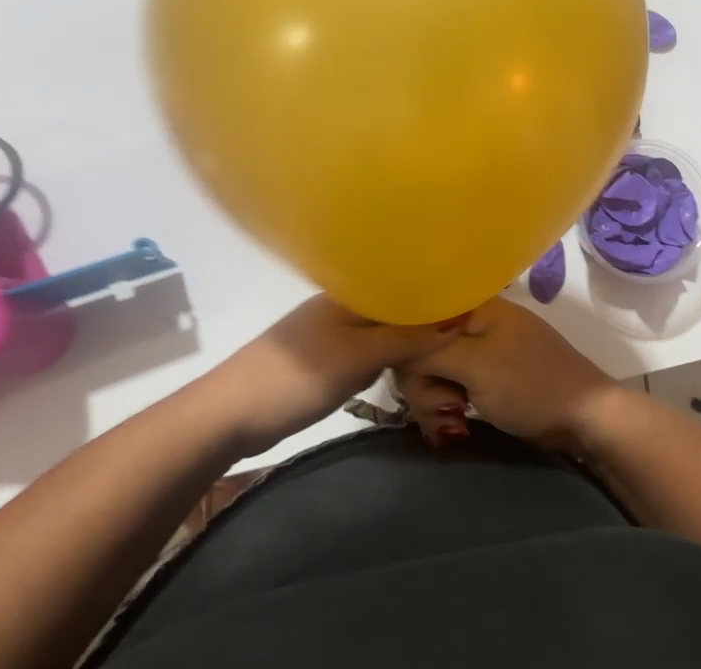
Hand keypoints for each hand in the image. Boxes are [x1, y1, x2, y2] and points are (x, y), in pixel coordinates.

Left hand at [196, 295, 458, 455]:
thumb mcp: (360, 358)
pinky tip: (411, 363)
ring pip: (385, 328)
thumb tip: (460, 320)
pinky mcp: (326, 359)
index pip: (405, 282)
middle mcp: (342, 307)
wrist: (224, 419)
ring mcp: (332, 333)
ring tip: (453, 342)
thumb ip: (409, 339)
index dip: (439, 289)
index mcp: (349, 295)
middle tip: (472, 325)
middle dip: (431, 313)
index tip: (476, 300)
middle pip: (398, 304)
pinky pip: (372, 348)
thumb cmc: (294, 379)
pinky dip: (393, 353)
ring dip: (413, 335)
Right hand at [403, 298, 618, 447]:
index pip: (417, 315)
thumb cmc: (530, 385)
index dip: (404, 347)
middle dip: (424, 385)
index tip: (409, 375)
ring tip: (453, 422)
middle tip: (446, 407)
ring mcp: (484, 353)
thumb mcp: (474, 366)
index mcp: (477, 307)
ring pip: (434, 373)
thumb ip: (427, 351)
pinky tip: (454, 427)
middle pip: (421, 349)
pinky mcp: (488, 379)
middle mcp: (477, 324)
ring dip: (434, 403)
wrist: (583, 416)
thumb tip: (390, 342)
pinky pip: (452, 388)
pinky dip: (449, 409)